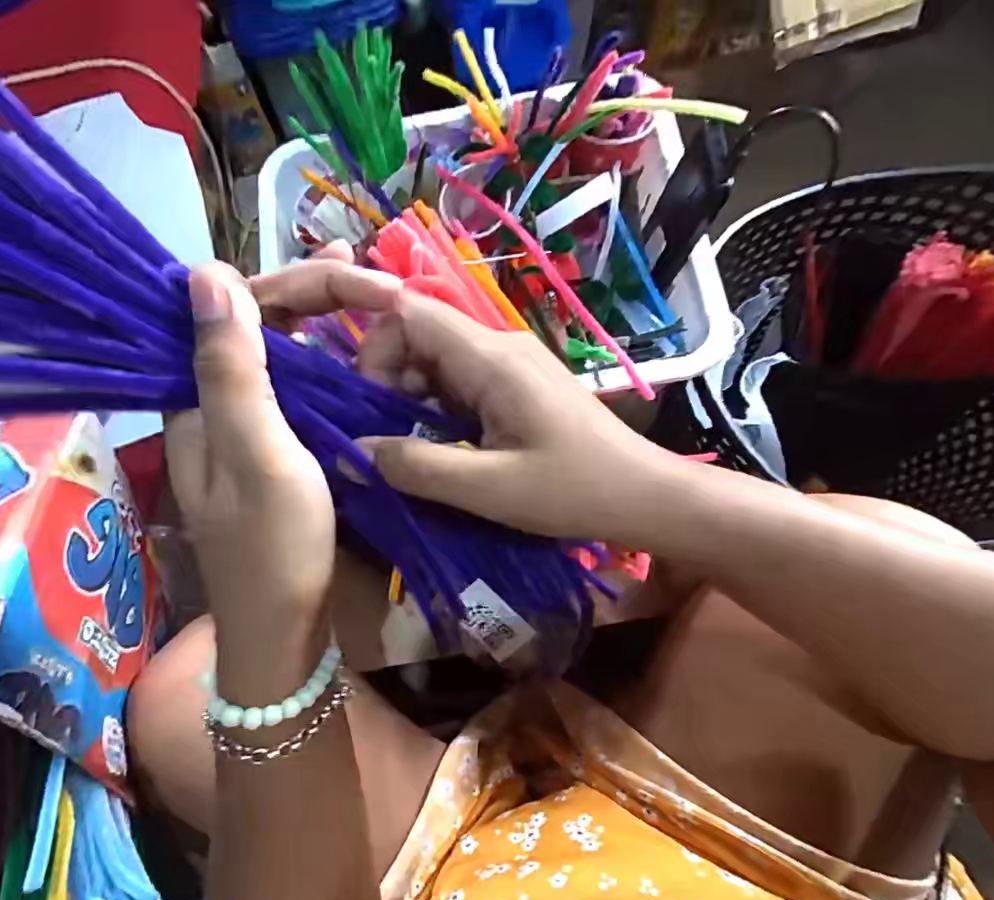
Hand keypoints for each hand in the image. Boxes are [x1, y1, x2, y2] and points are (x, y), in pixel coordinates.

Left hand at [167, 263, 343, 697]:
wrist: (286, 636)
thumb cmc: (274, 549)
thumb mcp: (256, 456)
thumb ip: (233, 372)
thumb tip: (206, 273)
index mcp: (194, 404)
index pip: (224, 313)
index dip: (284, 282)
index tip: (348, 270)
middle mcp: (210, 414)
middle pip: (250, 332)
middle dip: (308, 296)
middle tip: (370, 275)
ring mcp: (243, 441)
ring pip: (275, 365)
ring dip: (319, 330)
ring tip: (372, 303)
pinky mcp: (272, 464)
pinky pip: (294, 400)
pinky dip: (325, 373)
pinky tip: (356, 365)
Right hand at [350, 291, 681, 541]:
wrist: (643, 493)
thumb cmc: (573, 490)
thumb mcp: (488, 489)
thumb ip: (416, 468)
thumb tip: (350, 451)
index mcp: (491, 358)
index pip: (407, 312)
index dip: (373, 351)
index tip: (368, 408)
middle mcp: (500, 346)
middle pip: (420, 336)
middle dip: (390, 382)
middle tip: (390, 440)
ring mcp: (514, 364)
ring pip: (440, 362)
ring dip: (415, 402)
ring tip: (419, 452)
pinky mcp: (522, 385)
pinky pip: (464, 383)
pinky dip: (442, 411)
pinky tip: (450, 450)